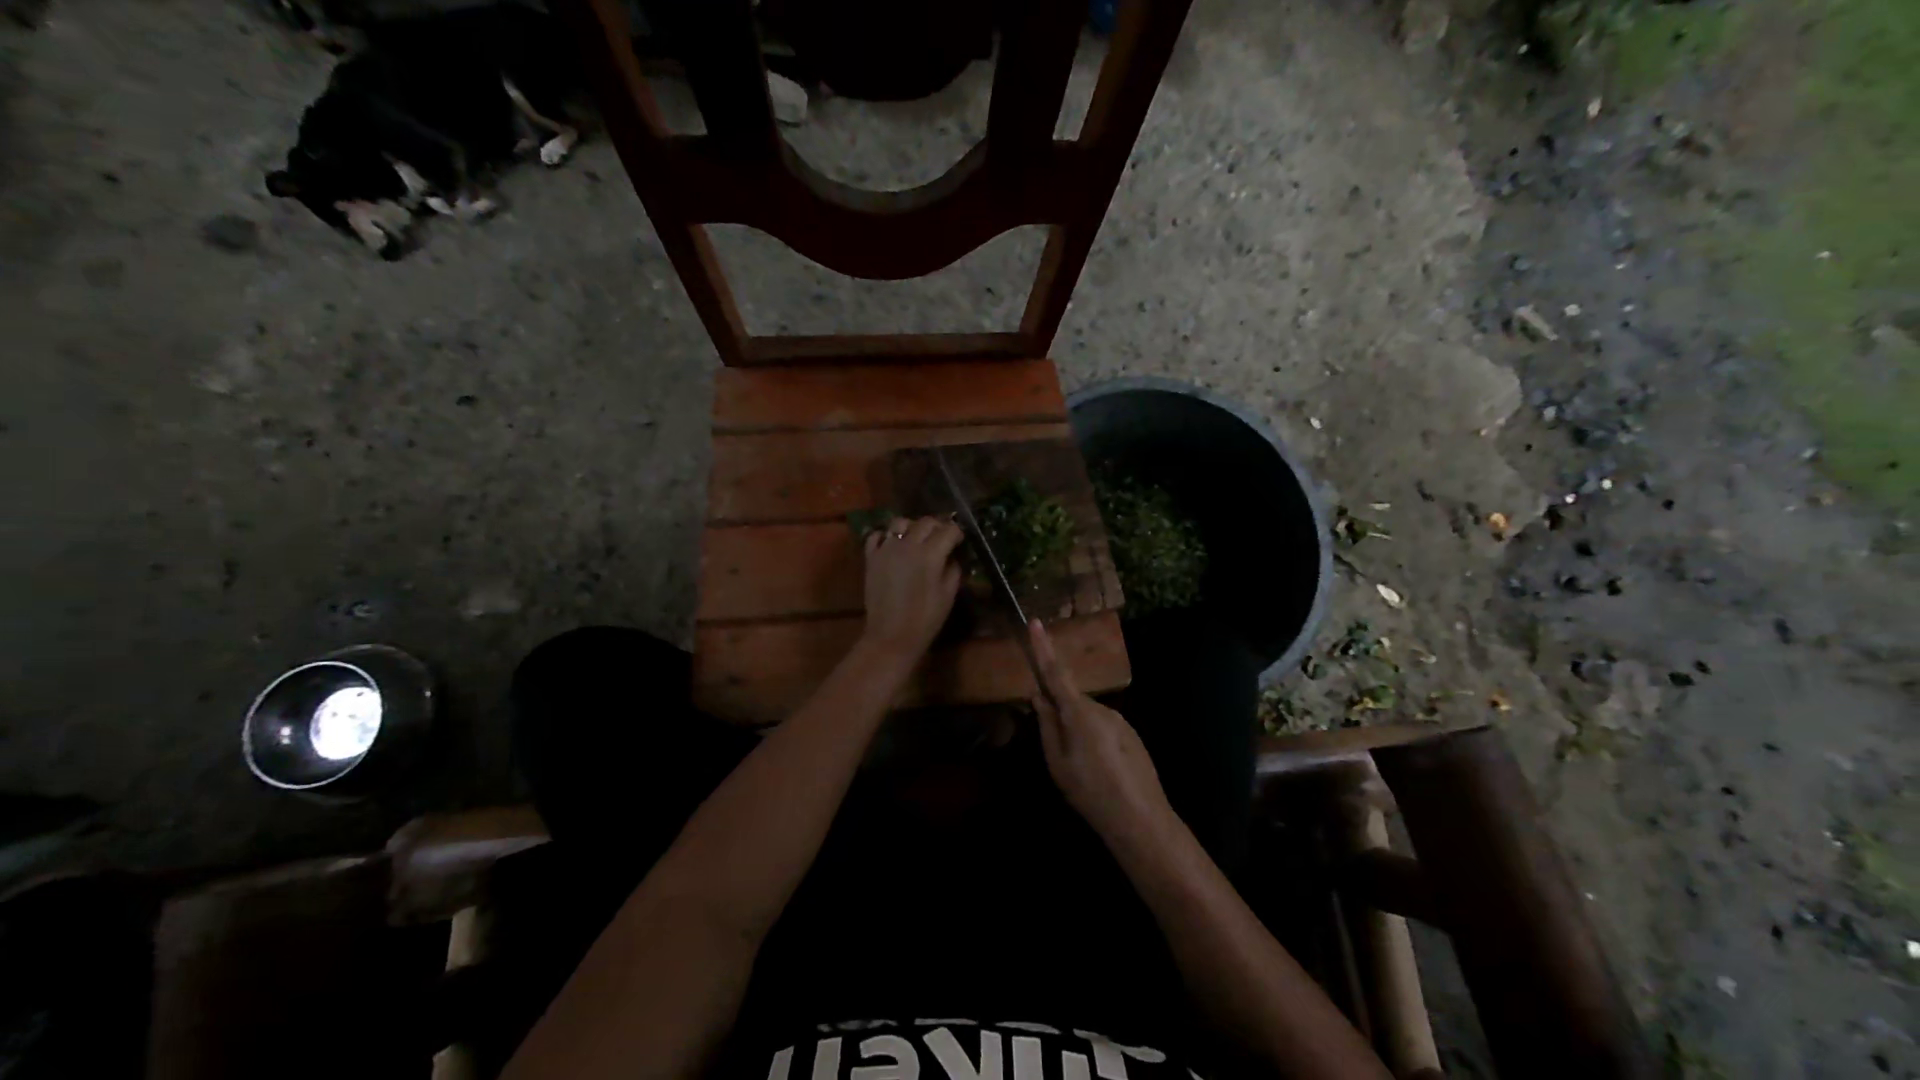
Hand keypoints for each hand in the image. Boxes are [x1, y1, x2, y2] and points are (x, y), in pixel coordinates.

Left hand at [859, 516, 963, 661]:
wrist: (891, 636)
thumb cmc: (925, 619)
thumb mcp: (948, 595)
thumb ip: (953, 570)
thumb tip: (952, 557)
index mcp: (930, 554)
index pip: (948, 530)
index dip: (957, 533)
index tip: (960, 541)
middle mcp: (907, 545)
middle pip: (926, 522)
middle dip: (938, 527)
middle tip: (942, 539)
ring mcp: (886, 549)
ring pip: (900, 523)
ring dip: (912, 527)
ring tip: (917, 539)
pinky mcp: (871, 558)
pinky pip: (877, 536)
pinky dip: (887, 536)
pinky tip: (893, 546)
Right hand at [1028, 619, 1175, 846]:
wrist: (1140, 818)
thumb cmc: (1090, 791)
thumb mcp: (1057, 762)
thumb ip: (1047, 725)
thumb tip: (1038, 696)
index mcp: (1079, 712)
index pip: (1056, 673)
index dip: (1043, 648)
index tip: (1036, 622)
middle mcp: (1102, 708)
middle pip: (1071, 701)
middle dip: (1060, 715)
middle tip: (1057, 750)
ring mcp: (1120, 720)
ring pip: (1087, 716)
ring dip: (1078, 732)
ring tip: (1081, 771)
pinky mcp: (1131, 734)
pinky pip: (1103, 728)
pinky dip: (1094, 741)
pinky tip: (1099, 771)